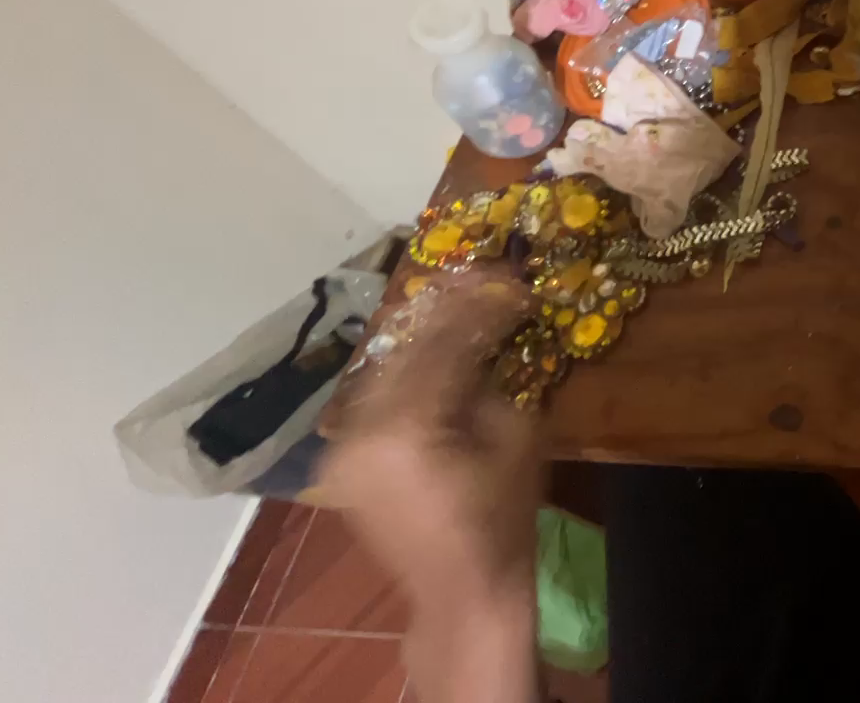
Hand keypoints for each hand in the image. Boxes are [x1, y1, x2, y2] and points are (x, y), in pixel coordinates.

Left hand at [322, 270, 541, 610]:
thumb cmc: (503, 511)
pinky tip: (436, 346)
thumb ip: (492, 379)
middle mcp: (359, 431)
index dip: (480, 306)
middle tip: (484, 276)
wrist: (462, 583)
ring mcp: (343, 447)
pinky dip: (409, 366)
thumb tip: (488, 336)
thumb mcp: (516, 434)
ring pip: (386, 368)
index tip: (509, 277)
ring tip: (462, 301)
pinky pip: (378, 395)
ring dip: (427, 334)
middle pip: (407, 350)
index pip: (444, 346)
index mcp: (405, 428)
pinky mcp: (345, 458)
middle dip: (449, 310)